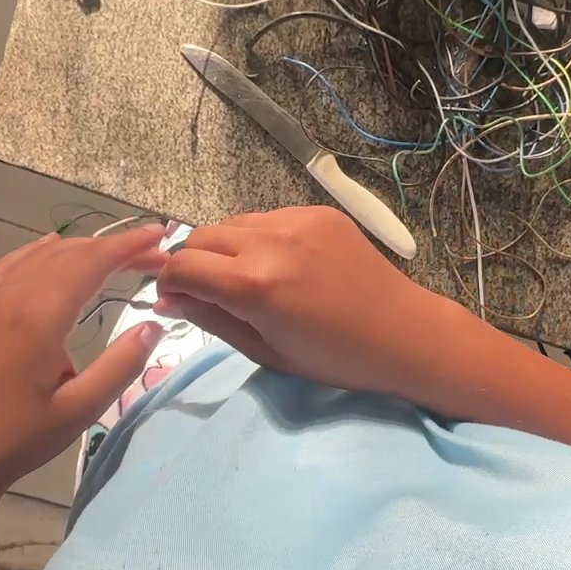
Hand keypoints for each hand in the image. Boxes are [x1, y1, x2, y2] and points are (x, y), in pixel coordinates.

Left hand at [0, 226, 169, 496]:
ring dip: (82, 248)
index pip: (92, 262)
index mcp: (39, 316)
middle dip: (115, 247)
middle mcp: (13, 297)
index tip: (163, 235)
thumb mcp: (81, 408)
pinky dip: (41, 251)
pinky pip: (12, 265)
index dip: (130, 246)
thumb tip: (152, 326)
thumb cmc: (18, 438)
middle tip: (153, 254)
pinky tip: (51, 249)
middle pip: (70, 253)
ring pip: (42, 255)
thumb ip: (121, 364)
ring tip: (117, 254)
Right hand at [155, 207, 476, 397]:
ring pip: (232, 223)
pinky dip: (259, 238)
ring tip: (248, 278)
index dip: (168, 283)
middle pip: (200, 237)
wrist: (402, 332)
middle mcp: (270, 242)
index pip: (182, 267)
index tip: (174, 299)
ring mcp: (297, 220)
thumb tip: (167, 300)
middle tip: (208, 292)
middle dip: (192, 264)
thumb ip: (211, 319)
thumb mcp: (265, 351)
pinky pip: (267, 217)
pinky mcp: (317, 211)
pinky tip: (282, 264)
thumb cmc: (333, 357)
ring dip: (224, 248)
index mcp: (254, 285)